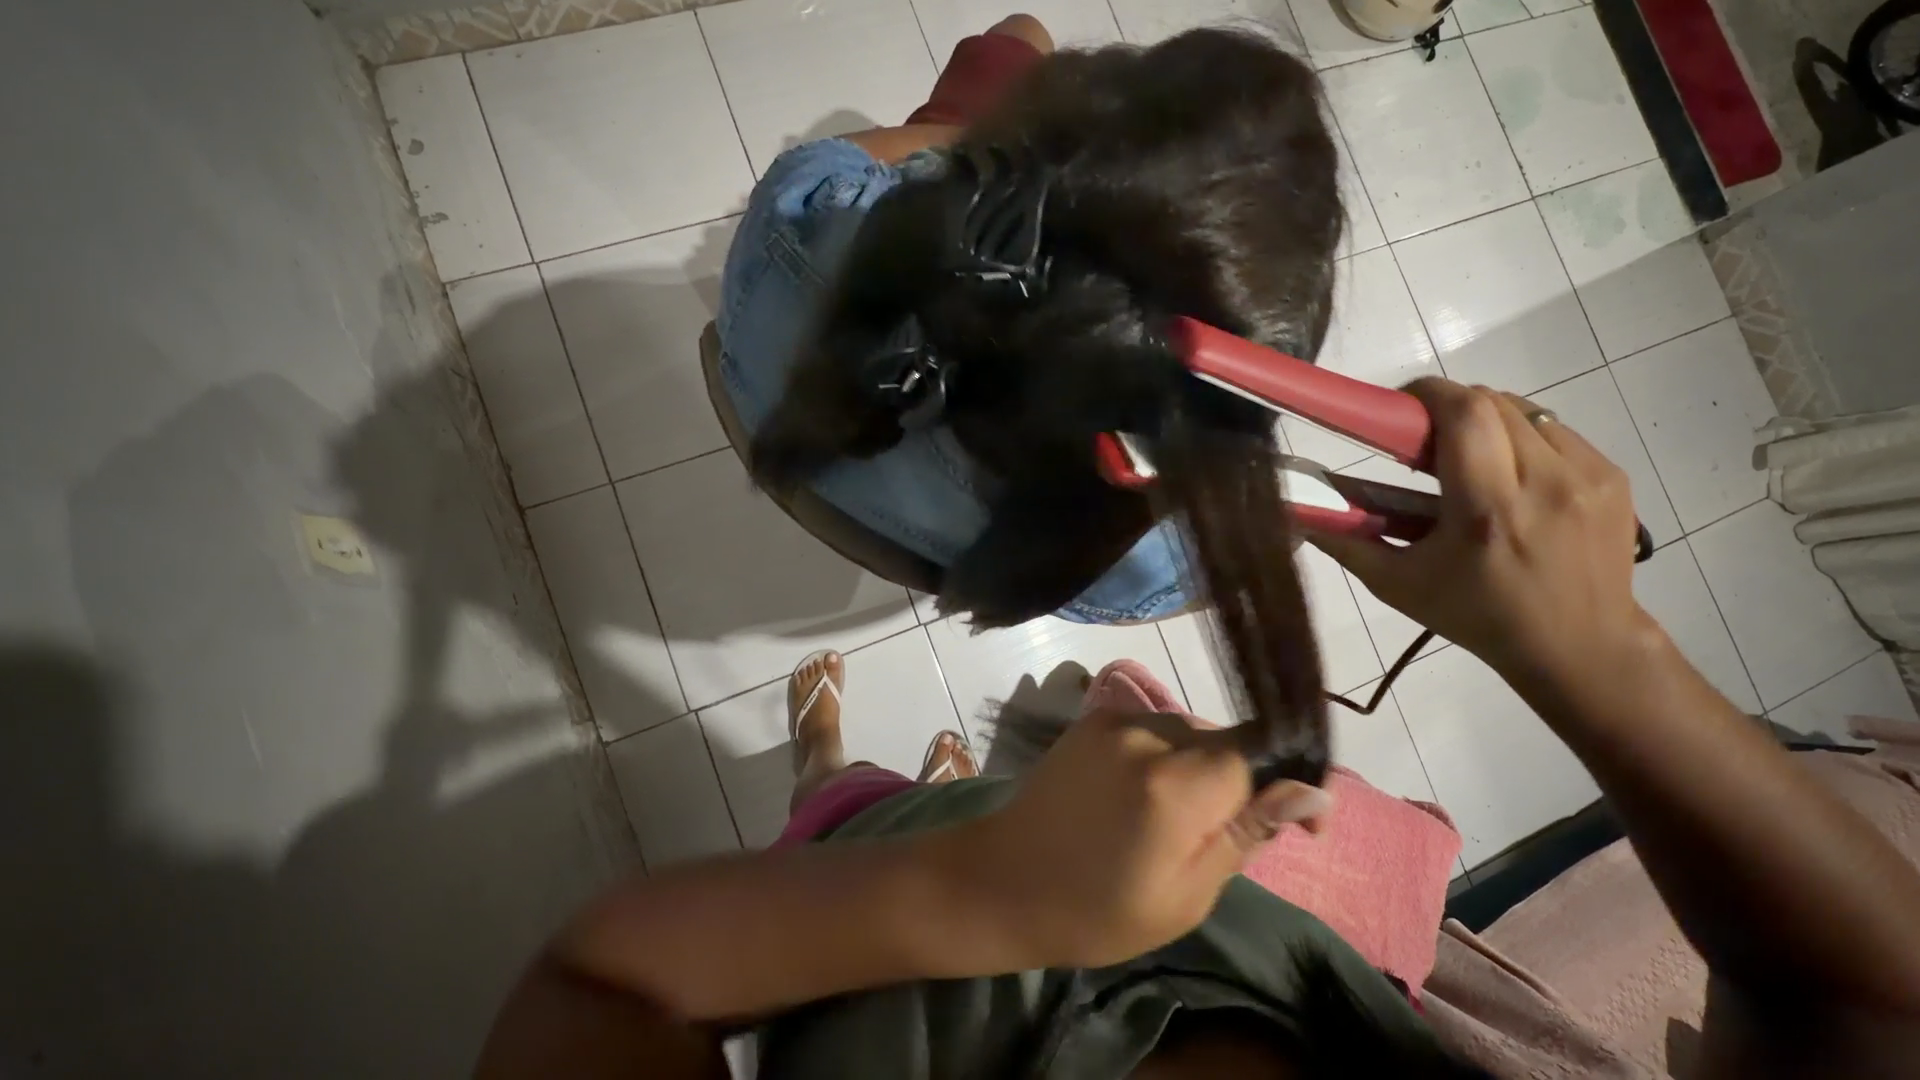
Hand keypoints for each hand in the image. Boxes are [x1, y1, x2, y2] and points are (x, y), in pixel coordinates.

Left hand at [949, 709, 1329, 969]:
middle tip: (1221, 837)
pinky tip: (1144, 798)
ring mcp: (1113, 721)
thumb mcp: (1186, 893)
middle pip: (1222, 740)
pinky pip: (1153, 728)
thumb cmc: (1097, 910)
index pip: (1259, 751)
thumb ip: (1245, 832)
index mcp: (1174, 784)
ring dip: (1201, 767)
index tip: (1299, 823)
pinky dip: (1165, 757)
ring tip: (1177, 821)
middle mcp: (1146, 734)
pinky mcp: (1090, 721)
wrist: (1001, 882)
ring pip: (1188, 732)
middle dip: (1239, 781)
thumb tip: (1311, 791)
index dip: (1287, 780)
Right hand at [1306, 380, 1656, 684]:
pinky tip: (1511, 479)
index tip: (1398, 409)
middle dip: (1449, 409)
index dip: (1427, 395)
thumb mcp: (1398, 584)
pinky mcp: (1612, 476)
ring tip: (1467, 461)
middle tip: (1425, 441)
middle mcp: (1544, 484)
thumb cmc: (1476, 615)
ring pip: (1524, 412)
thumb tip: (1294, 510)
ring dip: (1486, 424)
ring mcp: (1587, 477)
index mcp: (1487, 512)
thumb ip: (1344, 541)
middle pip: (1491, 402)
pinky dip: (1523, 442)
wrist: (1579, 646)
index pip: (1465, 413)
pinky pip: (1556, 432)